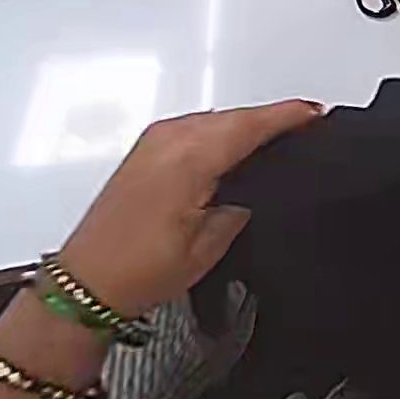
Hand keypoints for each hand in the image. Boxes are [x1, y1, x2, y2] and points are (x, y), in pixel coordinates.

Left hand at [57, 100, 320, 317]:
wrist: (83, 286)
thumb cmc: (136, 271)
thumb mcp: (210, 244)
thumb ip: (242, 203)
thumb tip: (255, 186)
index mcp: (191, 158)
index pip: (252, 124)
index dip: (289, 116)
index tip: (316, 113)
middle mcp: (172, 139)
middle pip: (238, 115)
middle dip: (273, 117)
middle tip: (305, 121)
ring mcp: (157, 139)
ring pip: (219, 117)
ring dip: (248, 121)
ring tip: (277, 131)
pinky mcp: (149, 146)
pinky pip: (199, 124)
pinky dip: (224, 128)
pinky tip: (235, 141)